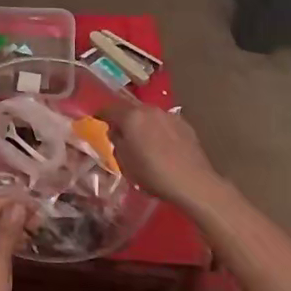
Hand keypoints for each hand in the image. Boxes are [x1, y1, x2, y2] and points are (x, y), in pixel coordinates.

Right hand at [107, 105, 222, 207]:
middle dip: (123, 119)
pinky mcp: (186, 125)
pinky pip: (164, 123)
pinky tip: (161, 145)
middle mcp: (150, 110)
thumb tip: (115, 131)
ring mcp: (170, 116)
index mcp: (131, 116)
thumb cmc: (152, 173)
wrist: (193, 183)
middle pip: (130, 109)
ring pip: (149, 116)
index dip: (100, 115)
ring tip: (142, 140)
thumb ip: (116, 141)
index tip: (96, 122)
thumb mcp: (124, 161)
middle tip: (120, 134)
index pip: (108, 108)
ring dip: (142, 124)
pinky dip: (158, 130)